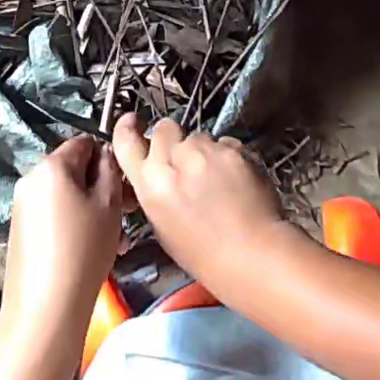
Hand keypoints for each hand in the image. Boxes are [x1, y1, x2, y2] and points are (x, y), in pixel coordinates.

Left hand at [0, 136, 125, 323]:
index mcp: (51, 165)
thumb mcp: (108, 205)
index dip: (108, 158)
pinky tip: (91, 250)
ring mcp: (22, 204)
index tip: (125, 183)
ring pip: (66, 195)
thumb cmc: (83, 250)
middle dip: (101, 188)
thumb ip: (110, 170)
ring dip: (91, 209)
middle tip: (125, 214)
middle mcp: (31, 178)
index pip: (84, 143)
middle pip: (74, 170)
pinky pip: (53, 214)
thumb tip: (106, 153)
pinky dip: (74, 223)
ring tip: (114, 240)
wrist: (44, 309)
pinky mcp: (20, 229)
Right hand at [112, 113, 286, 292]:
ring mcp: (203, 151)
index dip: (127, 128)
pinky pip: (224, 143)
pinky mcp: (231, 149)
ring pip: (197, 136)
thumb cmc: (204, 255)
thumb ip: (155, 189)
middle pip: (164, 129)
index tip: (134, 122)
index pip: (126, 140)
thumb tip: (159, 171)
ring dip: (203, 151)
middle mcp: (172, 160)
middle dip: (172, 139)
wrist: (253, 256)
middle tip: (186, 161)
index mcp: (150, 183)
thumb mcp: (162, 225)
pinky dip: (228, 156)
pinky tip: (236, 180)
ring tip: (218, 180)